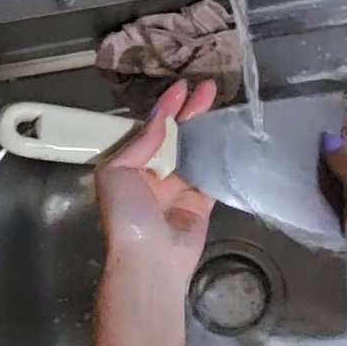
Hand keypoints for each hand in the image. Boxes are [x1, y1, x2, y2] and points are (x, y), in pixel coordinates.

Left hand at [96, 79, 218, 284]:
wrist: (149, 259)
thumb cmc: (126, 215)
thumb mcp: (117, 171)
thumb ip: (141, 143)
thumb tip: (161, 119)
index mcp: (128, 167)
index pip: (149, 130)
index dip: (165, 107)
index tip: (182, 87)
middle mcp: (153, 176)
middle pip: (175, 137)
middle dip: (190, 112)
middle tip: (209, 88)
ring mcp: (178, 190)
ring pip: (194, 152)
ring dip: (206, 129)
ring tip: (221, 104)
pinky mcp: (200, 203)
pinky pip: (211, 175)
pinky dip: (219, 156)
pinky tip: (228, 135)